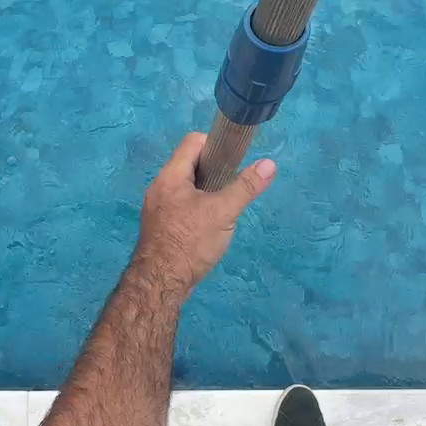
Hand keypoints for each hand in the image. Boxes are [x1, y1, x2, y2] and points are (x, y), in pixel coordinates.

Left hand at [131, 132, 275, 296]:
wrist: (160, 283)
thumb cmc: (191, 242)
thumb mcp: (223, 212)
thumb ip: (245, 187)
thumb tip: (269, 164)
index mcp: (170, 176)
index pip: (192, 142)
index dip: (215, 145)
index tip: (234, 161)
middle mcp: (158, 187)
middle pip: (189, 164)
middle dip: (213, 171)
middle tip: (232, 186)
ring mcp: (155, 208)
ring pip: (185, 187)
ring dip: (205, 192)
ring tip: (224, 207)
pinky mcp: (158, 226)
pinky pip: (179, 206)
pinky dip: (196, 208)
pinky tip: (208, 226)